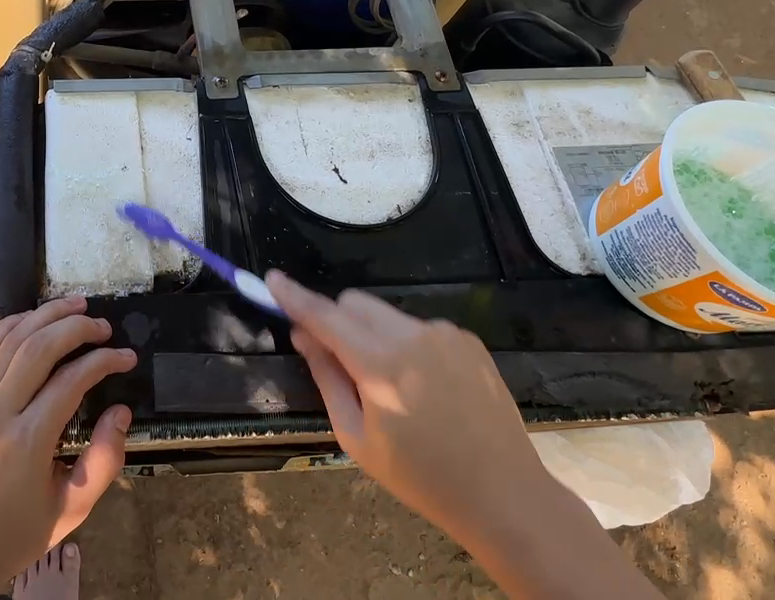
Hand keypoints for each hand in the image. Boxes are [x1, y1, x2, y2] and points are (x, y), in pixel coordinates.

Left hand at [0, 296, 135, 598]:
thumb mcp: (71, 509)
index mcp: (27, 441)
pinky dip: (11, 325)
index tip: (127, 356)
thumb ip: (104, 461)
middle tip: (104, 326)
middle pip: (39, 346)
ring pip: (11, 338)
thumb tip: (120, 411)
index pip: (71, 380)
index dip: (104, 361)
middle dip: (77, 327)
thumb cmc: (16, 532)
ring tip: (76, 306)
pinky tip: (33, 318)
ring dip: (45, 315)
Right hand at [268, 272, 666, 599]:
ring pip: (386, 315)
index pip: (325, 316)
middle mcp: (413, 336)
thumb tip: (302, 334)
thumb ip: (326, 377)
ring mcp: (445, 334)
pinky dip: (405, 344)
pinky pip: (418, 327)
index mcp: (381, 365)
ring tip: (392, 387)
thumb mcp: (356, 437)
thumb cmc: (421, 476)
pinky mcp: (467, 340)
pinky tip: (425, 387)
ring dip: (372, 335)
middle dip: (336, 321)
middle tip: (338, 360)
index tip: (271, 278)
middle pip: (354, 303)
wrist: (504, 495)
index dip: (294, 296)